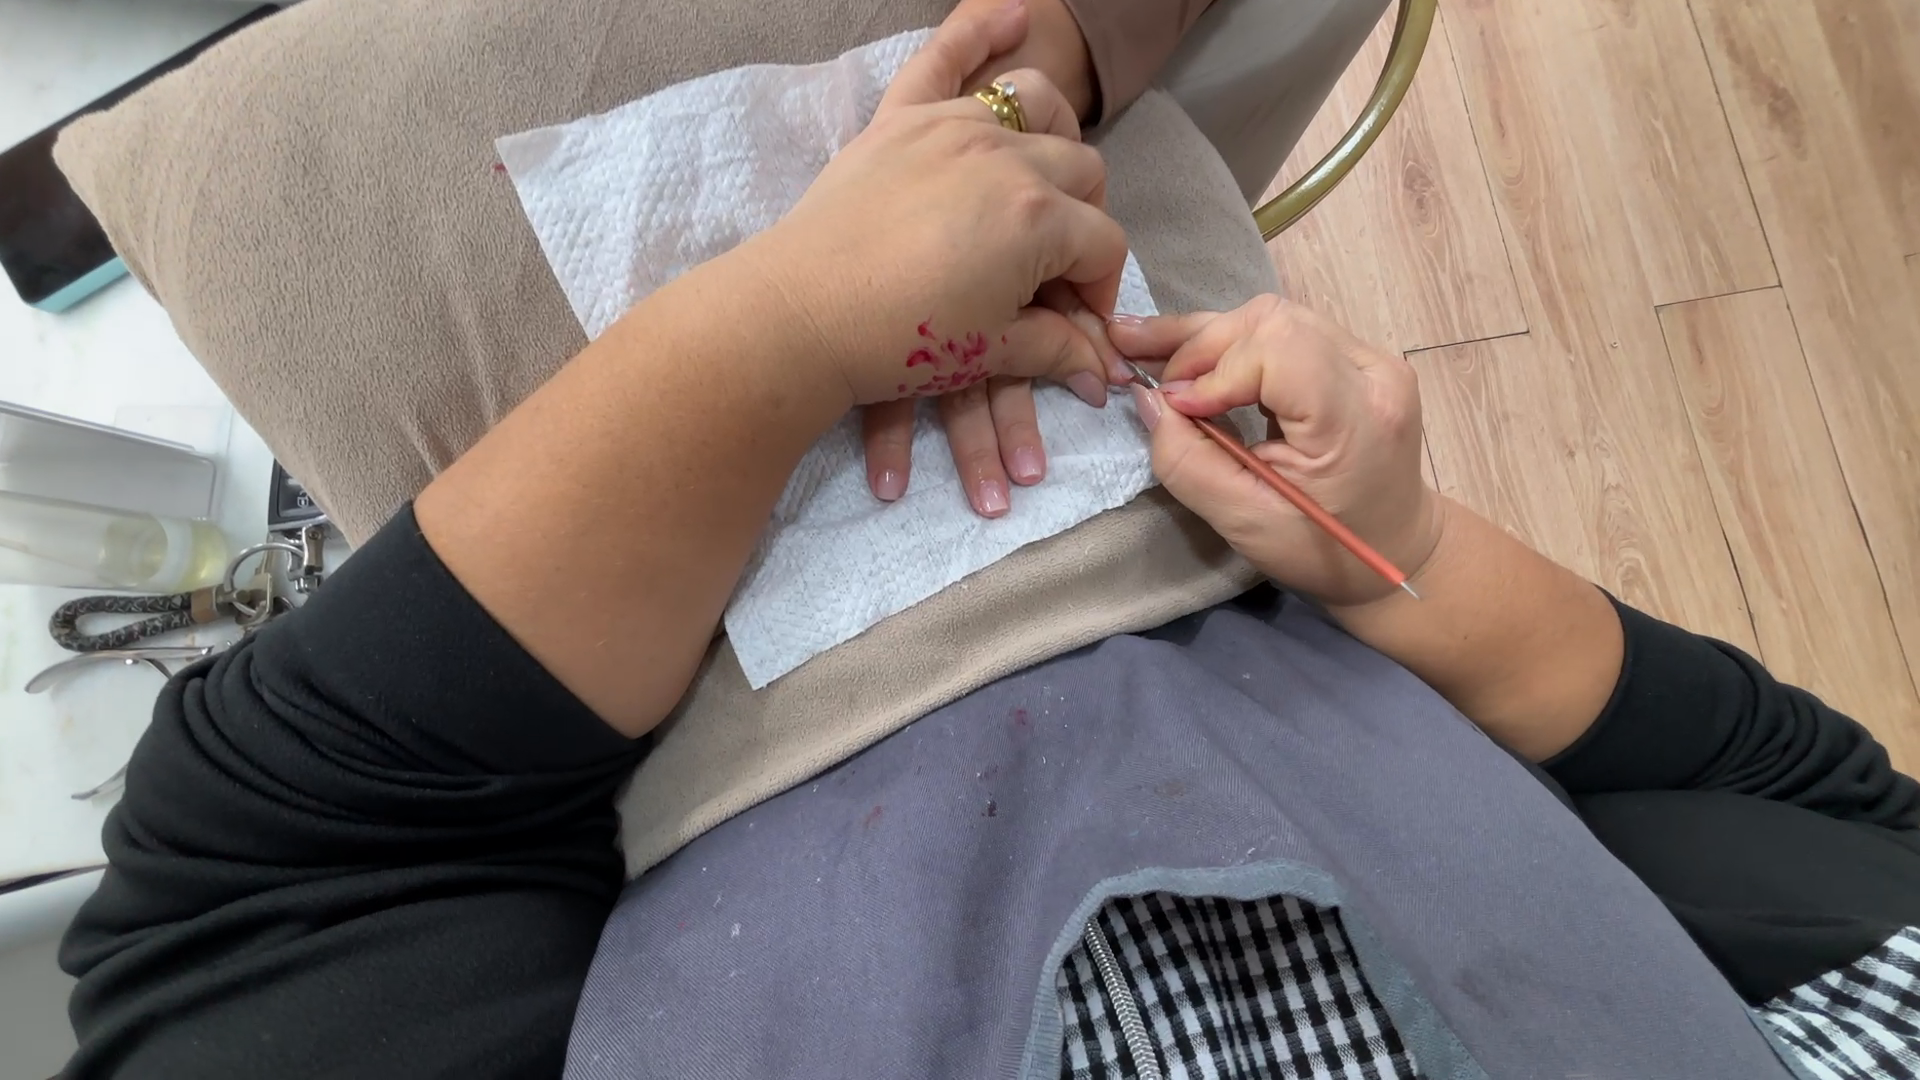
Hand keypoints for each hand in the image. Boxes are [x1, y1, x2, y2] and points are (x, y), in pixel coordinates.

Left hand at [844, 0, 1111, 517]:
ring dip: (1058, 140)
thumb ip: (1055, 349)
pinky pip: (947, 52)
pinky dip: (982, 27)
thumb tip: (1102, 366)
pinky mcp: (903, 115)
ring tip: (1045, 182)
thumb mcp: (988, 353)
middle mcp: (1009, 157)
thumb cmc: (900, 343)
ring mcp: (954, 125)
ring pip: (1037, 105)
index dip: (1103, 288)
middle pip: (1084, 174)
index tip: (1084, 321)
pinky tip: (1016, 13)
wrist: (802, 319)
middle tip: (1058, 268)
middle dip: (1086, 223)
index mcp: (1038, 222)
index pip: (1104, 245)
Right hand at [1111, 296, 1443, 606]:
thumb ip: (1188, 461)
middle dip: (1198, 346)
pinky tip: (1188, 358)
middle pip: (1270, 321)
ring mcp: (1367, 358)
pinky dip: (1229, 345)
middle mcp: (1370, 372)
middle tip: (1148, 374)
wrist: (1395, 549)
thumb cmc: (1321, 550)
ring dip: (1206, 338)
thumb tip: (1148, 400)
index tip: (1176, 410)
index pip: (1277, 351)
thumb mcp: (1243, 522)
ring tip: (1146, 346)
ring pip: (1271, 317)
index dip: (1214, 372)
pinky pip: (1281, 332)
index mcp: (1352, 420)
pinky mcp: (1352, 358)